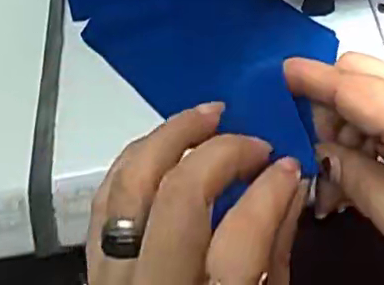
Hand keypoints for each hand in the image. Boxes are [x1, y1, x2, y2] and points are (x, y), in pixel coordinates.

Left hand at [87, 101, 304, 284]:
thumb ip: (275, 250)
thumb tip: (289, 181)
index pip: (239, 238)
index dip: (269, 190)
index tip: (289, 164)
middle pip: (179, 197)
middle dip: (222, 152)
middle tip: (254, 141)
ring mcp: (113, 283)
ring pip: (131, 185)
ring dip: (173, 136)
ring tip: (210, 115)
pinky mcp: (94, 273)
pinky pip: (106, 201)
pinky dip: (137, 160)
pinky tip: (168, 144)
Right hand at [284, 54, 383, 284]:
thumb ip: (362, 184)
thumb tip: (323, 153)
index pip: (355, 85)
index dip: (315, 76)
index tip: (280, 69)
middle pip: (367, 73)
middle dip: (331, 98)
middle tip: (313, 151)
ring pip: (379, 93)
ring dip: (349, 122)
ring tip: (334, 180)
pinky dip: (371, 134)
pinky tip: (362, 176)